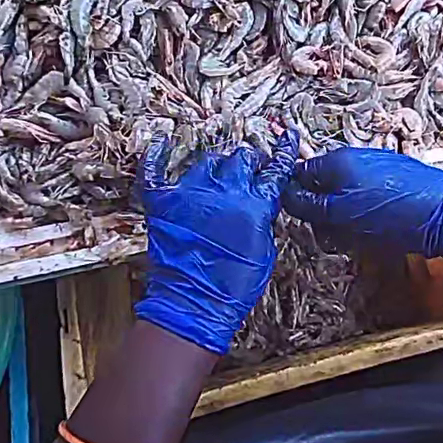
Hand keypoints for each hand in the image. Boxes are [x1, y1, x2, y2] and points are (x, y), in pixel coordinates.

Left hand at [133, 134, 297, 353]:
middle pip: (240, 159)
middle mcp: (223, 191)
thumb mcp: (264, 249)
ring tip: (219, 176)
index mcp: (254, 204)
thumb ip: (262, 216)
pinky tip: (163, 140)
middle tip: (249, 170)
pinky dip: (158, 154)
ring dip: (217, 168)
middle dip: (248, 163)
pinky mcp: (163, 202)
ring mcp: (190, 193)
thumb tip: (260, 200)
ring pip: (208, 162)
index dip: (282, 153)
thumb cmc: (234, 286)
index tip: (287, 139)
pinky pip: (156, 169)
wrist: (194, 303)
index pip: (273, 170)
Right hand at [281, 147, 442, 257]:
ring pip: (344, 194)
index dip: (296, 196)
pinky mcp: (393, 181)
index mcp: (336, 160)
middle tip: (330, 232)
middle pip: (322, 185)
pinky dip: (363, 214)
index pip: (300, 173)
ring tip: (355, 235)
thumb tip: (286, 196)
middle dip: (321, 210)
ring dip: (342, 216)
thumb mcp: (340, 213)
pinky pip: (365, 197)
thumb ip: (309, 204)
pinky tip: (375, 229)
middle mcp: (353, 158)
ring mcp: (375, 168)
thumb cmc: (388, 212)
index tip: (303, 218)